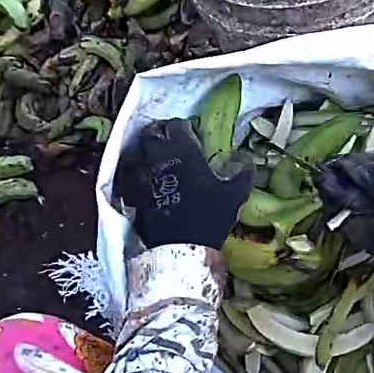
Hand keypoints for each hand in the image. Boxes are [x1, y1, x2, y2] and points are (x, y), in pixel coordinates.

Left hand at [114, 119, 251, 249]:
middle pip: (150, 133)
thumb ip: (241, 176)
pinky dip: (129, 175)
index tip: (187, 131)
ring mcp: (140, 174)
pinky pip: (125, 176)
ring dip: (140, 152)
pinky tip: (137, 180)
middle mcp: (158, 157)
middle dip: (158, 132)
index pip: (177, 126)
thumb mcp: (233, 195)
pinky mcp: (129, 193)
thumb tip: (248, 163)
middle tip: (166, 139)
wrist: (182, 245)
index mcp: (183, 152)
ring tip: (148, 158)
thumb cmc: (209, 216)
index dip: (181, 126)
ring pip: (132, 153)